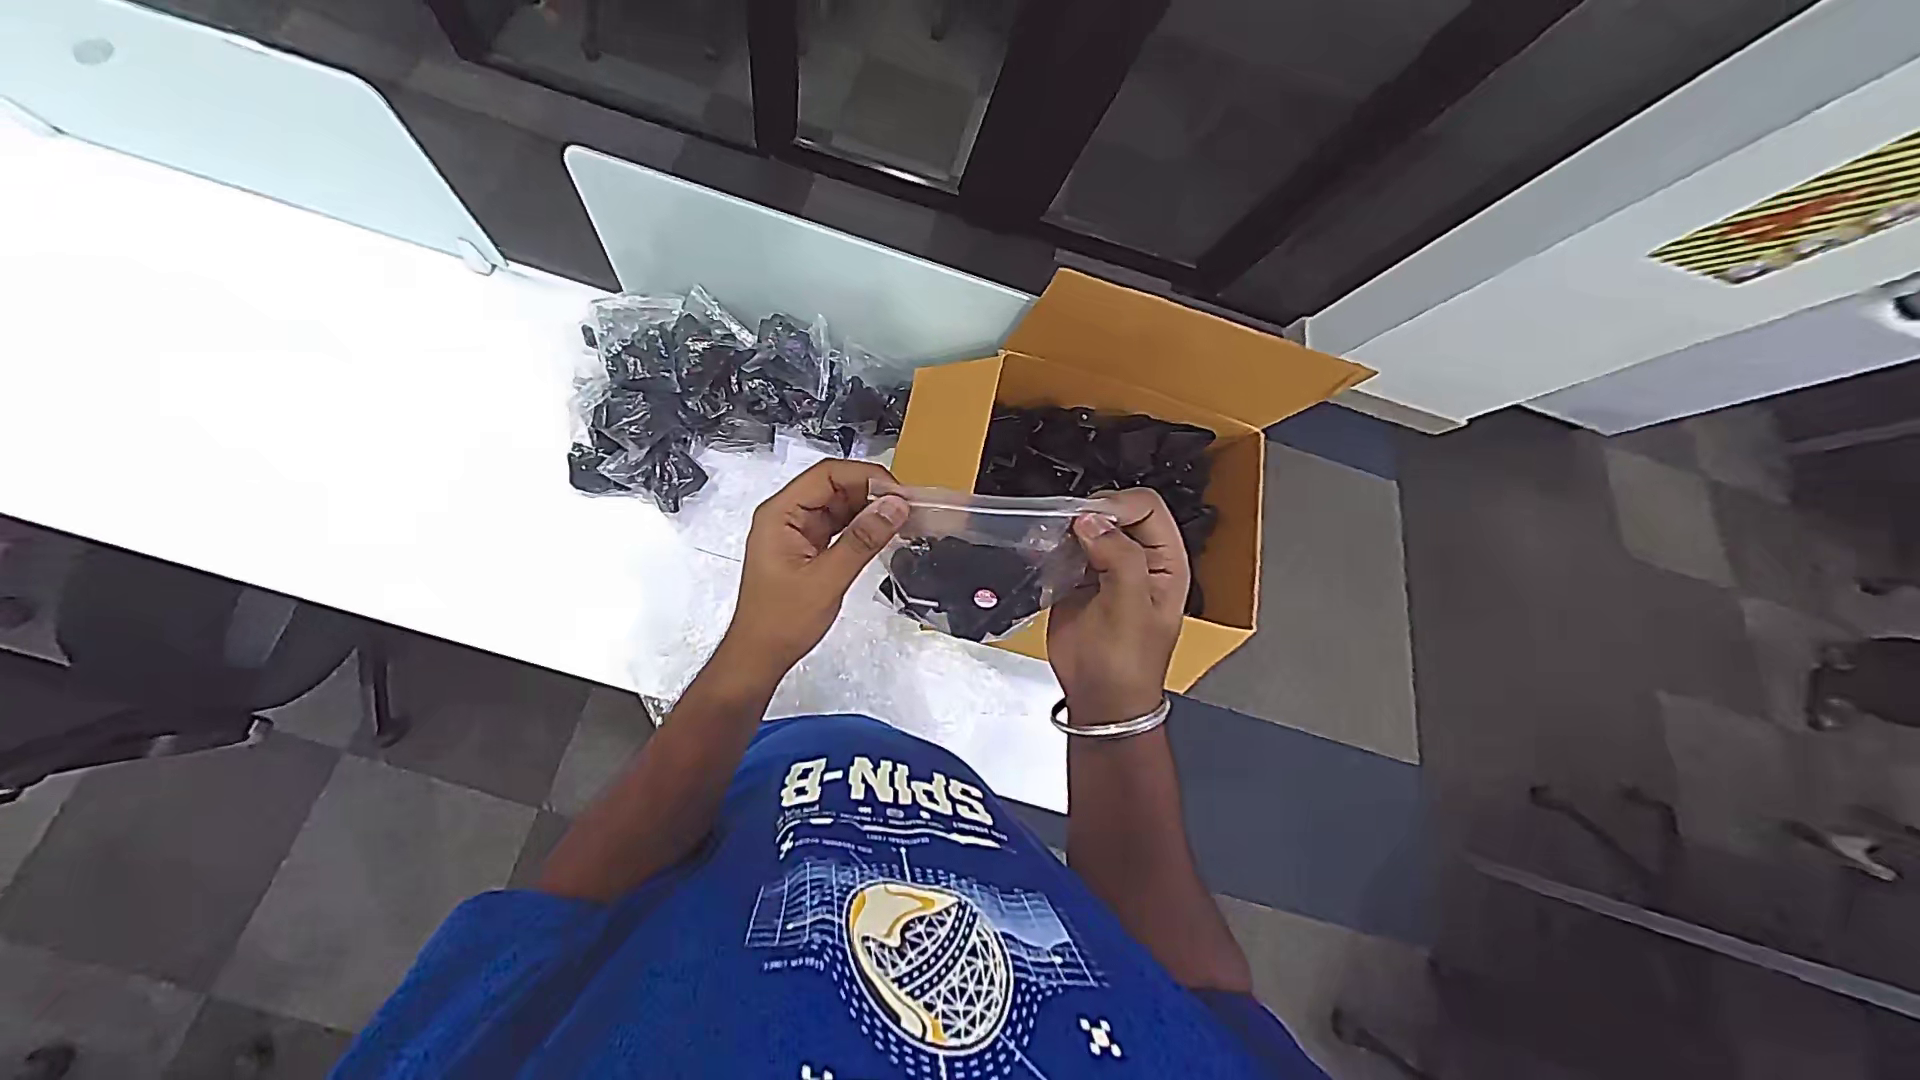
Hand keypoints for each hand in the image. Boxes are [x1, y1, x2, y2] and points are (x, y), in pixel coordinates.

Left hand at [721, 460, 909, 676]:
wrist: (761, 654)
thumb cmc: (781, 621)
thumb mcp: (827, 579)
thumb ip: (862, 540)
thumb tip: (893, 507)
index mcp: (780, 514)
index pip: (826, 475)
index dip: (864, 476)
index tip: (897, 491)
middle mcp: (787, 516)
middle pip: (834, 486)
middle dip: (870, 492)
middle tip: (905, 507)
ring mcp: (797, 531)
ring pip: (839, 505)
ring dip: (869, 510)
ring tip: (900, 519)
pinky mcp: (808, 547)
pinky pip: (839, 526)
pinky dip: (861, 527)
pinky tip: (882, 533)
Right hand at [1047, 488, 1189, 725]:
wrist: (1098, 698)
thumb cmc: (1126, 665)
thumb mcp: (1132, 609)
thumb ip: (1120, 559)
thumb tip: (1093, 522)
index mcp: (1165, 563)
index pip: (1147, 509)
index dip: (1119, 507)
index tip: (1090, 519)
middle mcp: (1138, 560)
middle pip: (1117, 512)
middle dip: (1092, 514)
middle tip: (1070, 528)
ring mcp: (1106, 568)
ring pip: (1089, 527)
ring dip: (1070, 528)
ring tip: (1056, 540)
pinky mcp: (1078, 579)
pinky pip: (1066, 548)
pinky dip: (1054, 545)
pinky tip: (1048, 554)